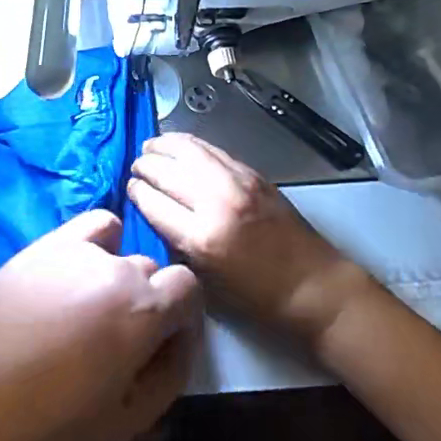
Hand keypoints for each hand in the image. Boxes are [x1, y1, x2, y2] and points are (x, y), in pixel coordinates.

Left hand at [0, 210, 200, 440]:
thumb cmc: (46, 417)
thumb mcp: (126, 424)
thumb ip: (172, 378)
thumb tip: (183, 340)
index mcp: (145, 312)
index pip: (190, 288)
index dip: (183, 315)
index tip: (163, 341)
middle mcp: (123, 269)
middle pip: (156, 274)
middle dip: (150, 304)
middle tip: (120, 339)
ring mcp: (87, 250)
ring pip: (128, 256)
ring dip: (123, 281)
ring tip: (91, 311)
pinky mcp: (55, 240)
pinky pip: (101, 225)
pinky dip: (104, 243)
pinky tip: (85, 270)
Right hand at [127, 133, 377, 347]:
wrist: (312, 283)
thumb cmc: (259, 296)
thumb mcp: (209, 281)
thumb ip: (180, 245)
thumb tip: (158, 218)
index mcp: (203, 238)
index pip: (156, 204)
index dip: (138, 193)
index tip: (128, 187)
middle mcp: (217, 202)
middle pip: (171, 171)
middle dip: (147, 165)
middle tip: (135, 165)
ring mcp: (238, 182)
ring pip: (193, 151)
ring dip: (168, 145)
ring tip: (151, 146)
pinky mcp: (254, 174)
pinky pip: (216, 151)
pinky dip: (194, 145)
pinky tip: (183, 145)